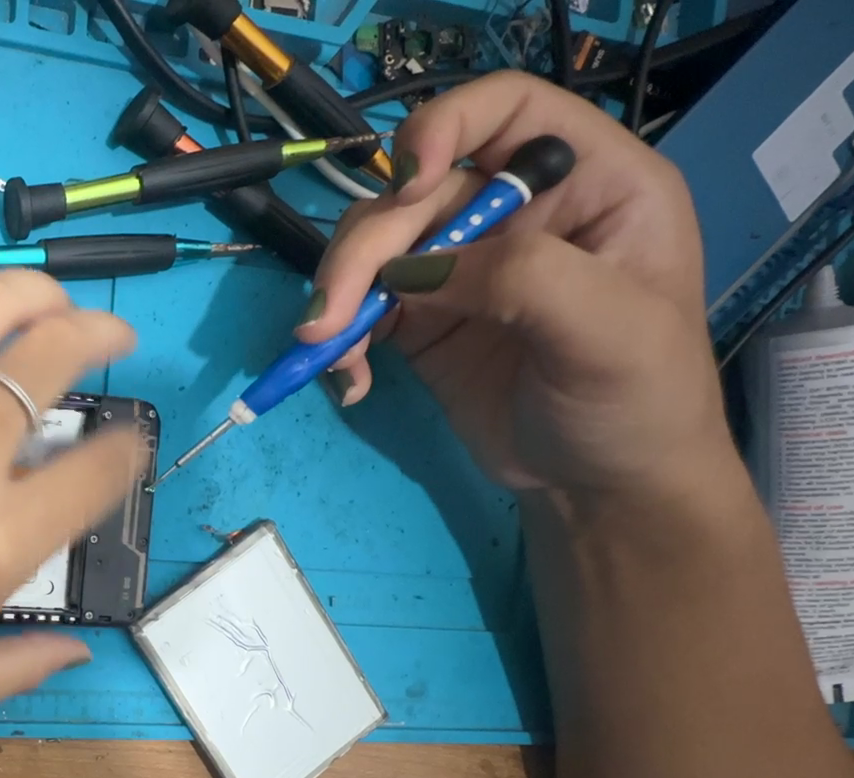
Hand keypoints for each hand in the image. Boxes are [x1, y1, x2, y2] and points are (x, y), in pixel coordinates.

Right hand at [302, 72, 736, 499]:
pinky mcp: (417, 320)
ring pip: (369, 251)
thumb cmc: (635, 400)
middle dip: (359, 256)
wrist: (595, 484)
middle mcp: (513, 215)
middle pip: (409, 197)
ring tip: (330, 360)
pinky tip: (349, 382)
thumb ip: (521, 278)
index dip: (444, 128)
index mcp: (585, 186)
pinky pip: (356, 310)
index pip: (506, 111)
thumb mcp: (605, 331)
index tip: (405, 188)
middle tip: (324, 324)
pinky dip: (337, 344)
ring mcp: (457, 269)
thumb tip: (411, 270)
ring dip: (336, 301)